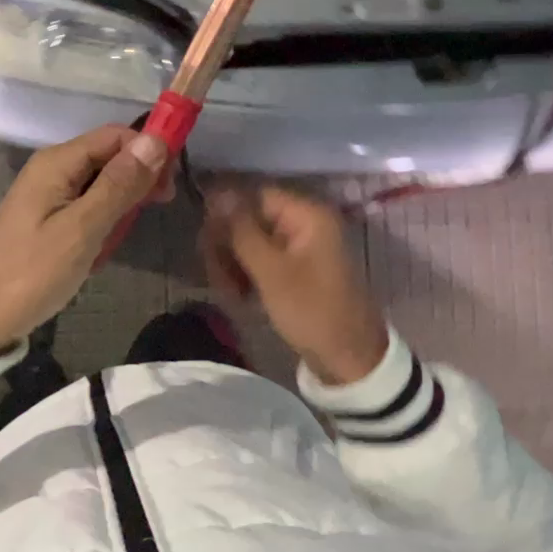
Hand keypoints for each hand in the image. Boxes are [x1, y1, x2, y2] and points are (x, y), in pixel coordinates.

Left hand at [0, 126, 169, 356]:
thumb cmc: (32, 274)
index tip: (171, 186)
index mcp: (56, 163)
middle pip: (107, 156)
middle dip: (137, 177)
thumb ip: (118, 185)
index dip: (148, 151)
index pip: (115, 136)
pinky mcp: (45, 219)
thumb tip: (155, 141)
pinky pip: (85, 206)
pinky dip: (102, 220)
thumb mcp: (82, 230)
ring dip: (121, 203)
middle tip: (158, 210)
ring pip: (99, 183)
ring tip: (125, 234)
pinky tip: (105, 245)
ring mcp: (46, 195)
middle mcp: (50, 169)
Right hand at [201, 184, 388, 384]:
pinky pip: (261, 261)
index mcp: (307, 215)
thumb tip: (216, 193)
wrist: (347, 358)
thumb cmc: (311, 311)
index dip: (225, 215)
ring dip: (232, 264)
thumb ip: (241, 231)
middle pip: (250, 219)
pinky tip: (238, 296)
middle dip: (227, 245)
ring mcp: (300, 248)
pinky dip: (246, 275)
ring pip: (250, 242)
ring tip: (228, 292)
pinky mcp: (295, 270)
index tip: (204, 243)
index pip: (253, 196)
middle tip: (215, 276)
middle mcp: (305, 224)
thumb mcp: (271, 270)